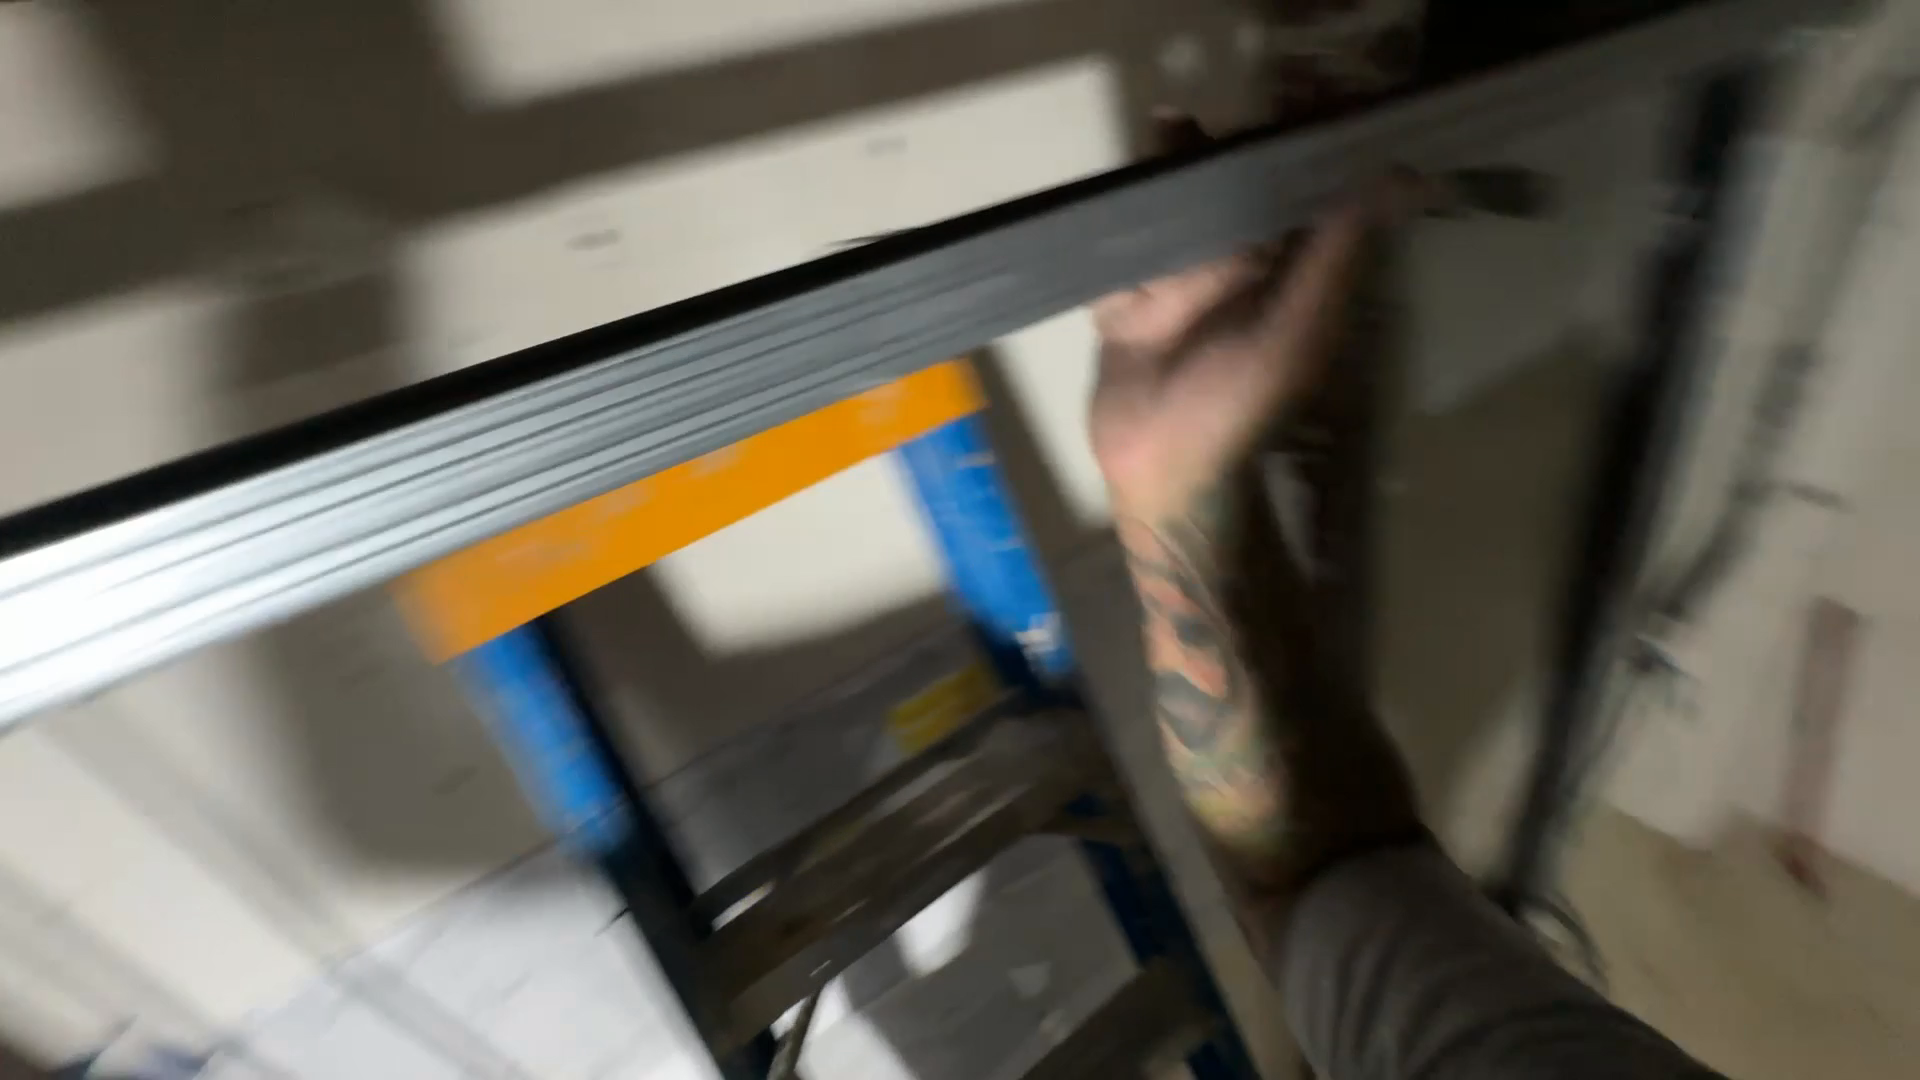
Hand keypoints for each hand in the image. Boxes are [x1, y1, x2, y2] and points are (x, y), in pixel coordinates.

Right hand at [1089, 116, 1422, 520]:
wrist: (1155, 468)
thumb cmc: (1231, 414)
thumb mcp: (1292, 338)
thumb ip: (1329, 263)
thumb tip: (1388, 178)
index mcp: (1282, 281)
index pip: (1289, 199)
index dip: (1286, 153)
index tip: (1282, 109)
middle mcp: (1231, 279)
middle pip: (1221, 202)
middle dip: (1210, 161)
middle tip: (1191, 122)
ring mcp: (1175, 293)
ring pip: (1168, 223)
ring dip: (1161, 187)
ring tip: (1159, 138)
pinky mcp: (1126, 310)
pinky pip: (1123, 263)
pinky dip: (1120, 238)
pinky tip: (1119, 216)